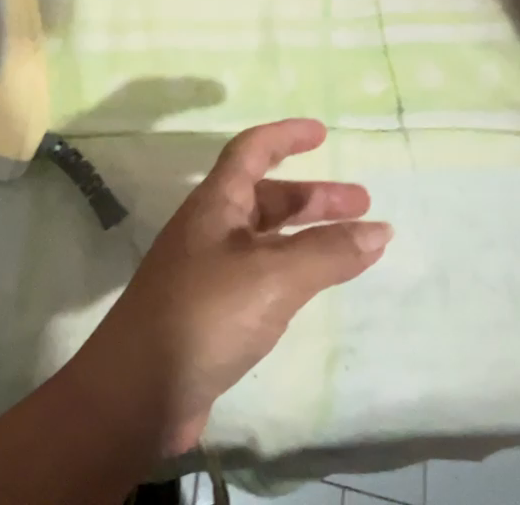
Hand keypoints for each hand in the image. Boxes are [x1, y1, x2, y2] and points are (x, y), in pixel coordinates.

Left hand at [63, 118, 391, 456]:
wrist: (141, 388)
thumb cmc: (204, 314)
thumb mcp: (272, 276)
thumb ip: (327, 252)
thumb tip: (379, 230)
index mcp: (214, 205)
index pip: (249, 152)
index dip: (284, 136)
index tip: (321, 132)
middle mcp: (208, 229)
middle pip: (263, 196)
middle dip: (312, 196)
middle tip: (363, 204)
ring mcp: (207, 271)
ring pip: (265, 238)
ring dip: (307, 234)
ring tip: (354, 246)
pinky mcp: (211, 311)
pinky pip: (260, 274)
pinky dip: (293, 270)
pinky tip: (313, 287)